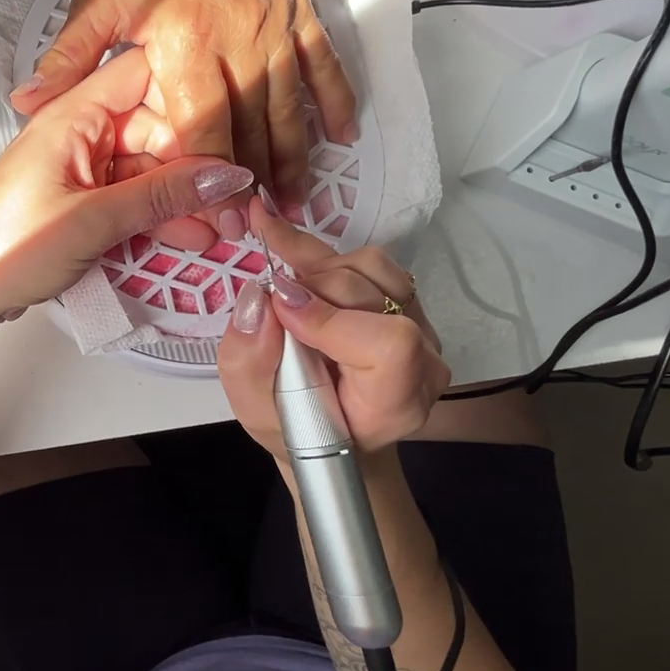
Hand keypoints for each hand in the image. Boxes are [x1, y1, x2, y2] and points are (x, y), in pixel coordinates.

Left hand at [0, 49, 254, 331]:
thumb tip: (226, 175)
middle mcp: (76, 133)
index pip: (141, 76)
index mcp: (69, 116)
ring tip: (216, 232)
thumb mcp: (91, 220)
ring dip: (181, 199)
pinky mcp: (81, 201)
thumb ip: (161, 194)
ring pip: (147, 169)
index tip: (226, 139)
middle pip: (153, 129)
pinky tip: (188, 237)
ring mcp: (80, 169)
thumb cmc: (6, 250)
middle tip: (230, 206)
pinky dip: (158, 216)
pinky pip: (131, 197)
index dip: (186, 99)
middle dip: (194, 167)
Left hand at [9, 0, 355, 231]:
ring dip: (297, 158)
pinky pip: (325, 64)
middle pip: (253, 126)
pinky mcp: (299, 13)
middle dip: (255, 183)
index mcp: (187, 43)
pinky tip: (344, 138)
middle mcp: (241, 40)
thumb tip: (26, 101)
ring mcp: (277, 26)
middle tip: (256, 231)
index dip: (209, 177)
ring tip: (297, 206)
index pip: (203, 125)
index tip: (216, 218)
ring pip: (292, 105)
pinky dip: (336, 102)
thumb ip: (68, 57)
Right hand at [219, 203, 447, 451]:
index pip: (389, 345)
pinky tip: (280, 241)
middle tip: (269, 307)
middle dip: (306, 290)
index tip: (278, 311)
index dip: (329, 318)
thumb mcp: (254, 411)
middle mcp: (422, 362)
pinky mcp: (404, 302)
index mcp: (393, 403)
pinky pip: (368, 261)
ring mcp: (420, 327)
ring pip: (370, 267)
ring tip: (282, 292)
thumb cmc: (295, 429)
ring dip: (314, 272)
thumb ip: (247, 363)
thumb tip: (257, 298)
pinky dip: (319, 252)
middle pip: (369, 294)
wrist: (328, 428)